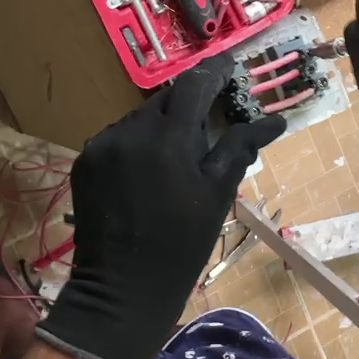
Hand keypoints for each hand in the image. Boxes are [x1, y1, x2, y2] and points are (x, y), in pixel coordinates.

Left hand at [36, 70, 285, 358]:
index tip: (230, 68)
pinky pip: (115, 139)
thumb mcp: (217, 195)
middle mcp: (130, 131)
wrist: (121, 290)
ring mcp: (101, 145)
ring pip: (138, 119)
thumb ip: (239, 149)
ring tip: (172, 160)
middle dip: (186, 109)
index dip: (214, 72)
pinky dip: (133, 145)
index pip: (194, 85)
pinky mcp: (84, 161)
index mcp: (168, 137)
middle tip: (203, 130)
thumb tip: (275, 121)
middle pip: (164, 102)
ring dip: (158, 128)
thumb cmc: (180, 245)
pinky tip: (144, 173)